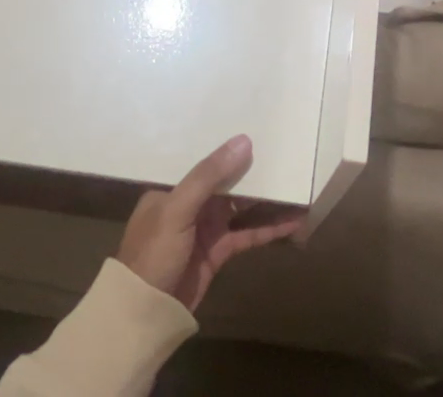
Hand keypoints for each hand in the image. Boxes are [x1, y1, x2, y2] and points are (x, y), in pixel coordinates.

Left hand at [115, 135, 306, 310]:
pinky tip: (293, 221)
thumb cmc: (154, 253)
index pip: (204, 161)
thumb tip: (244, 141)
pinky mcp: (220, 251)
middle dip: (254, 171)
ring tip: (297, 186)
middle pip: (228, 183)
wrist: (146, 312)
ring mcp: (206, 228)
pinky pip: (249, 233)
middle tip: (286, 154)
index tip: (258, 129)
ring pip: (243, 207)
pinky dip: (270, 228)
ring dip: (267, 200)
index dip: (229, 147)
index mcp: (173, 188)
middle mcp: (190, 204)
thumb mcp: (177, 209)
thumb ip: (209, 176)